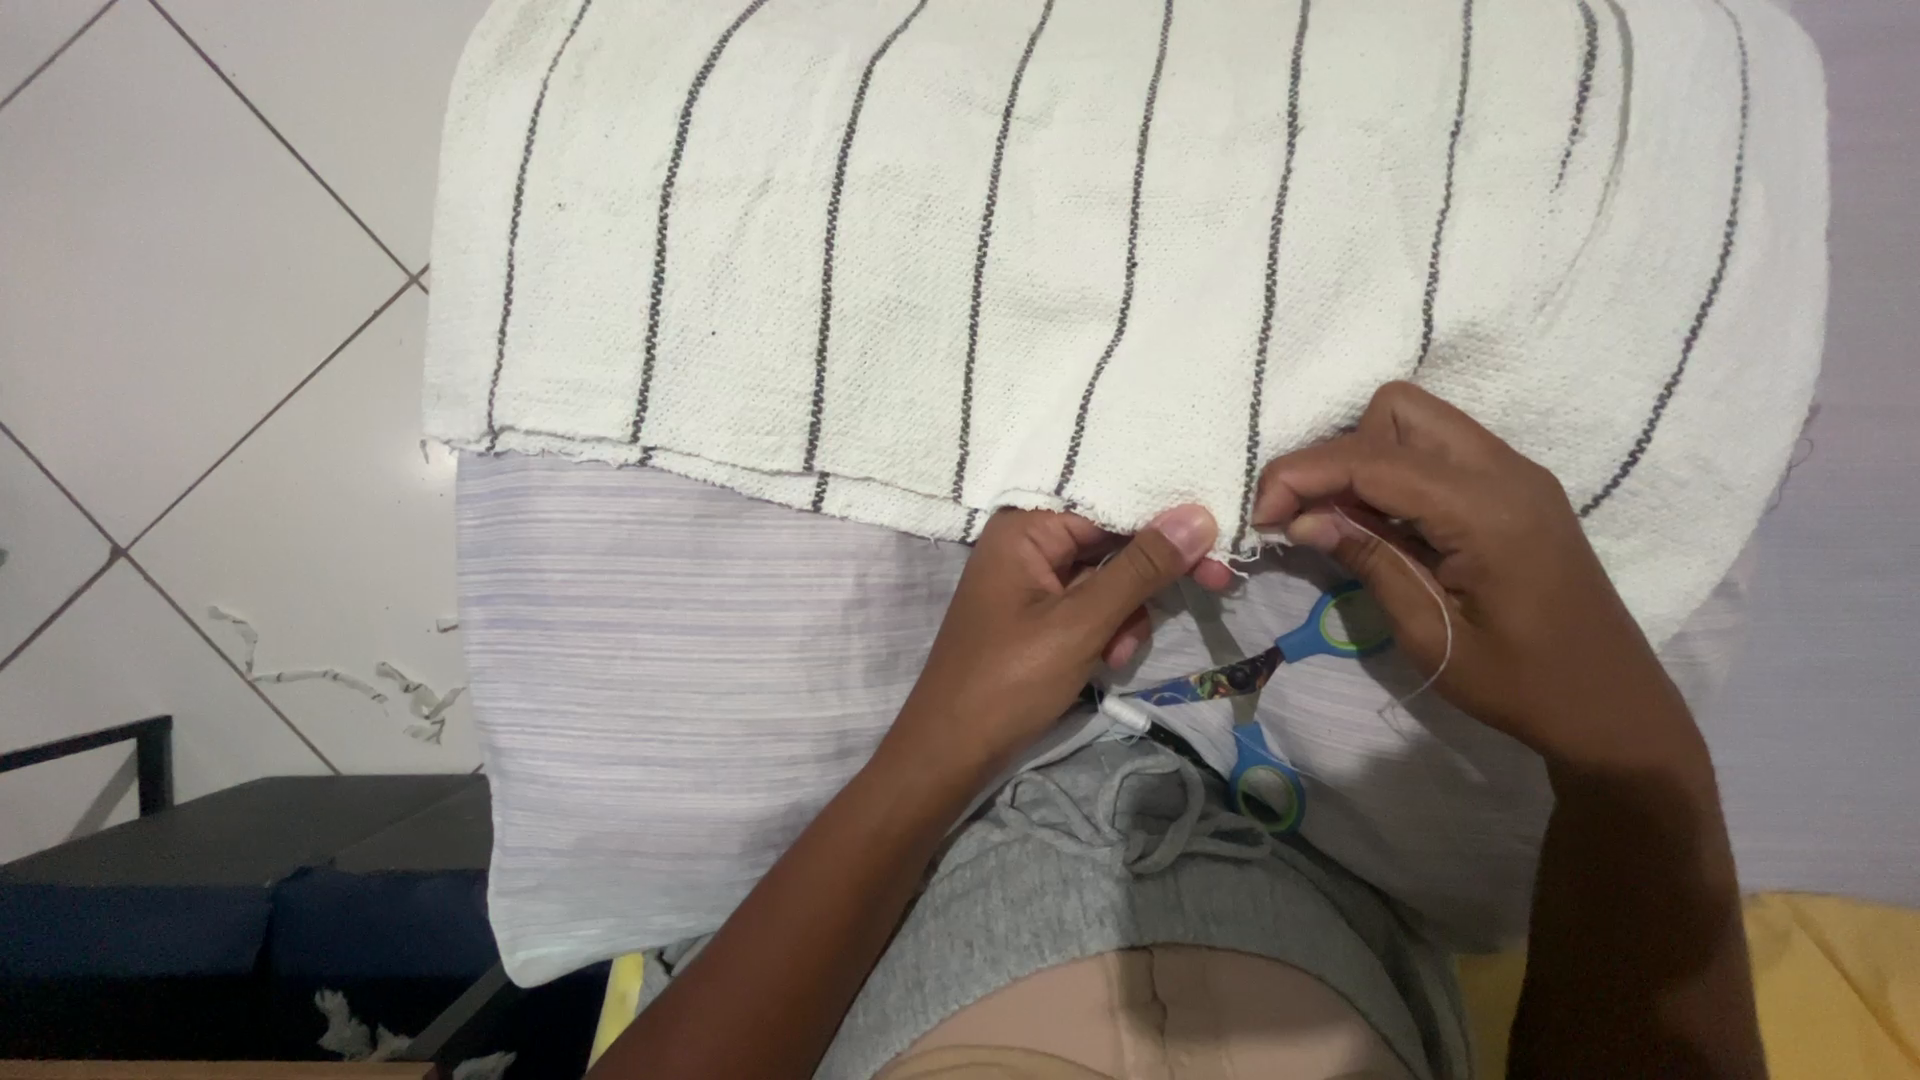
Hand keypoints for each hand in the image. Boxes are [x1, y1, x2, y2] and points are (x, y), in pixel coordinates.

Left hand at [877, 505, 1220, 788]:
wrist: (951, 749)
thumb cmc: (1008, 679)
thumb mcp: (1081, 623)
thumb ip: (1140, 568)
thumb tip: (1198, 516)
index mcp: (1025, 527)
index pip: (1109, 503)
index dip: (1166, 520)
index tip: (1219, 541)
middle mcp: (1027, 543)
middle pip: (1111, 538)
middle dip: (1150, 575)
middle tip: (1214, 584)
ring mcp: (1032, 581)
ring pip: (1108, 577)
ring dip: (1128, 613)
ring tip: (1118, 653)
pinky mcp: (1039, 615)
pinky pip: (1090, 606)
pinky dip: (1107, 630)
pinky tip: (1107, 661)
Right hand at [1253, 382, 1698, 767]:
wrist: (1613, 709)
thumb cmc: (1521, 684)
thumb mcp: (1428, 632)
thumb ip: (1367, 559)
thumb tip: (1301, 518)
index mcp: (1487, 508)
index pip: (1372, 457)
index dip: (1302, 475)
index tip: (1261, 517)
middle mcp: (1505, 471)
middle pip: (1396, 409)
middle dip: (1335, 453)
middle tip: (1305, 514)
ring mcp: (1514, 475)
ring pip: (1414, 420)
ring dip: (1361, 458)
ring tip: (1337, 520)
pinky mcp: (1512, 489)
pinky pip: (1435, 450)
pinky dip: (1390, 472)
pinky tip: (1376, 522)